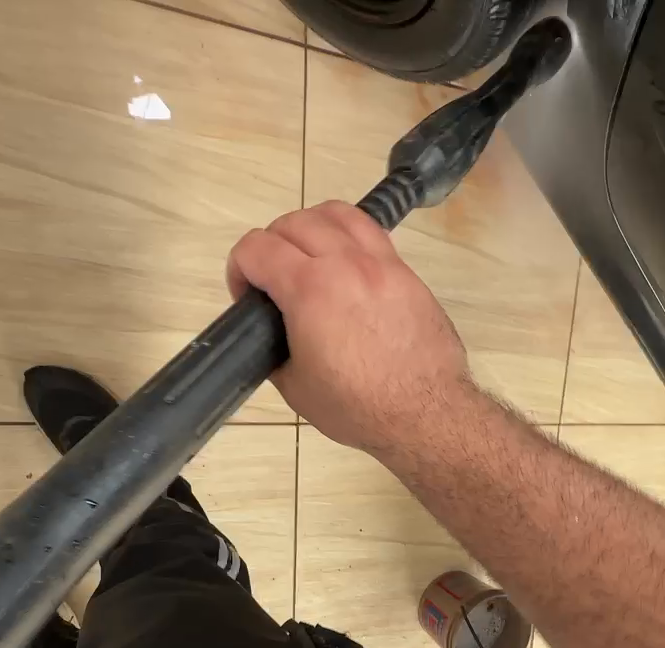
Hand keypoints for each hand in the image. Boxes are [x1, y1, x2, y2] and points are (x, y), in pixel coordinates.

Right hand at [226, 201, 474, 454]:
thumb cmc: (358, 409)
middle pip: (294, 222)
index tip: (247, 296)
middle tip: (274, 280)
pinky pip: (372, 234)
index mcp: (310, 289)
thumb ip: (274, 347)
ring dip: (313, 227)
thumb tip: (273, 330)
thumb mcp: (296, 387)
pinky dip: (349, 239)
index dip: (239, 270)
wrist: (425, 415)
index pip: (256, 248)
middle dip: (272, 246)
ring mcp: (382, 264)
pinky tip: (348, 268)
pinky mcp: (407, 274)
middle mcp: (346, 263)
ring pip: (337, 214)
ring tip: (310, 258)